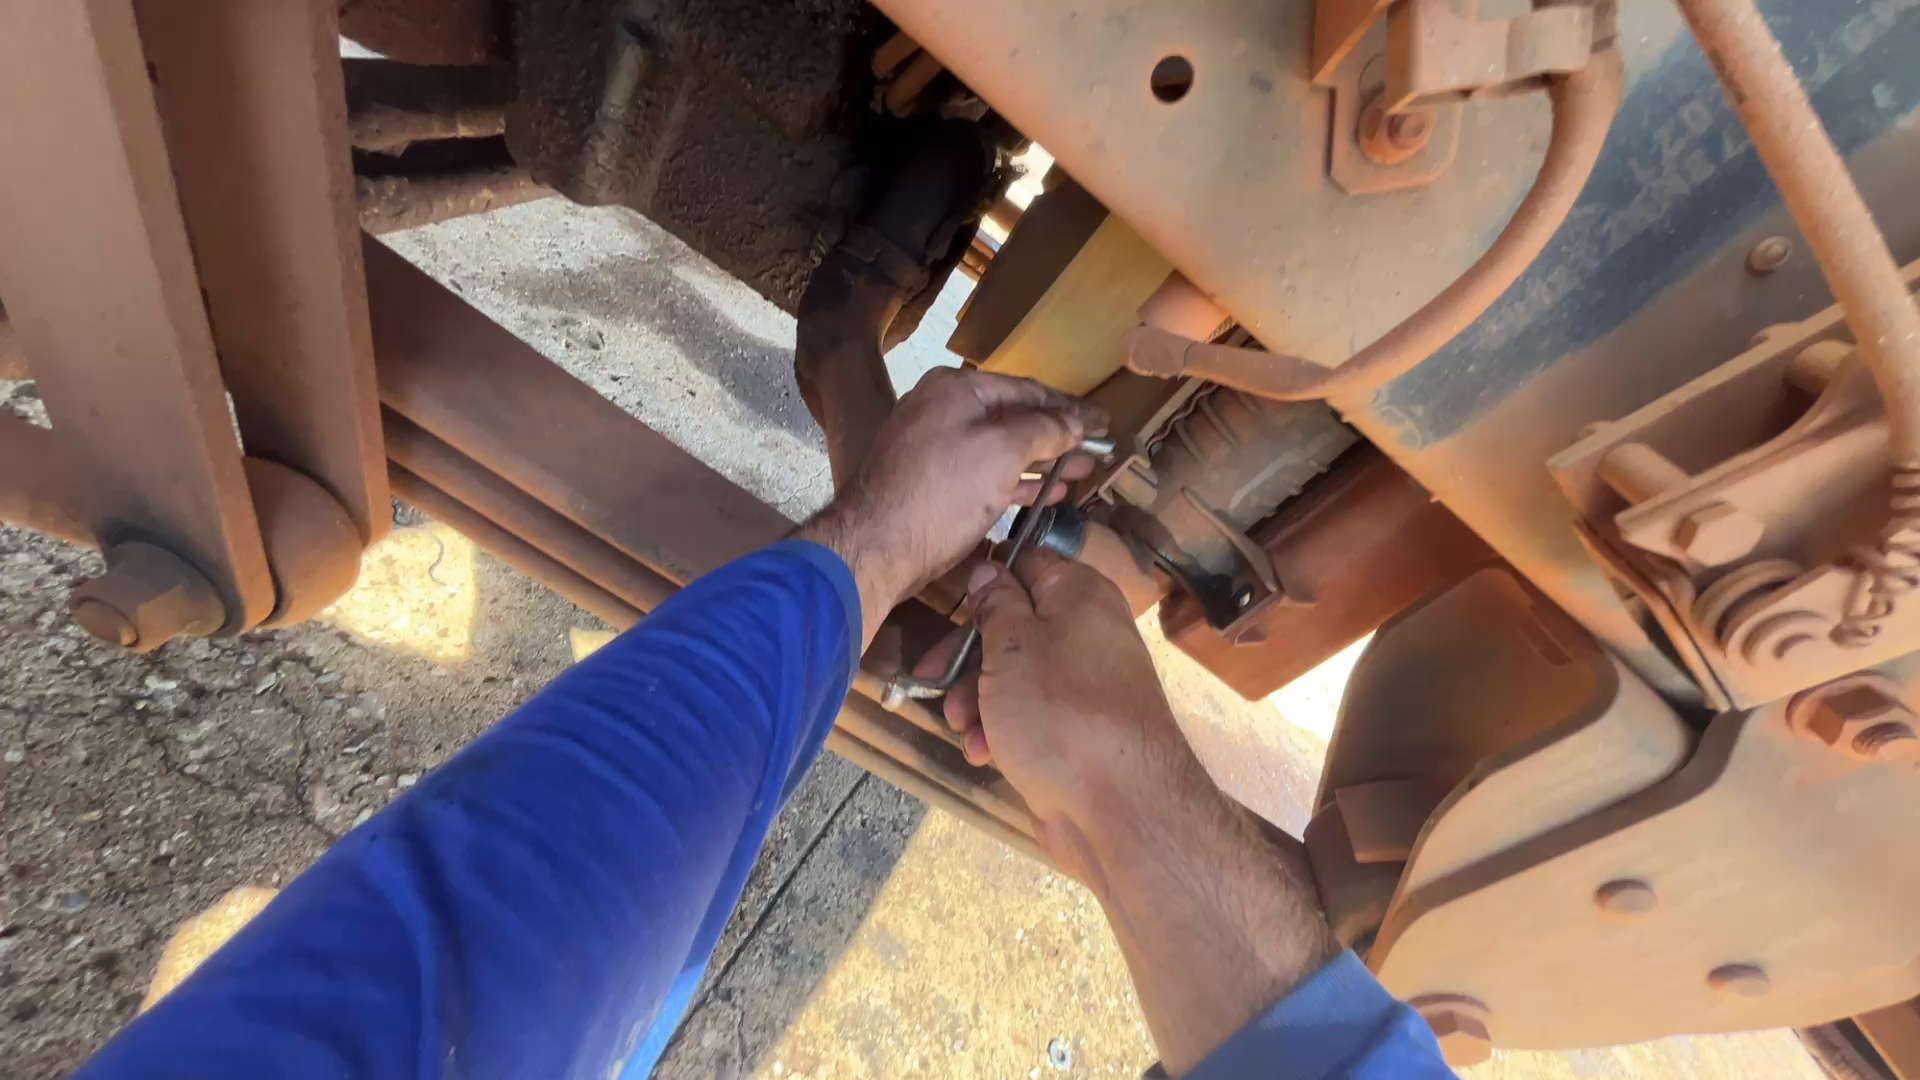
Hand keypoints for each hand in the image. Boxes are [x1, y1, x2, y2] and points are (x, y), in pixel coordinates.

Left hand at [798, 368, 1105, 644]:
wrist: (877, 547)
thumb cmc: (942, 491)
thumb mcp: (1001, 451)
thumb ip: (1043, 429)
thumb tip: (1075, 422)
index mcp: (956, 388)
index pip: (1027, 390)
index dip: (1070, 407)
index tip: (1105, 422)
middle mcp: (944, 410)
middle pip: (1015, 418)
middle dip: (1060, 435)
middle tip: (1100, 448)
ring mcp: (937, 449)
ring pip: (1003, 449)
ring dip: (1044, 461)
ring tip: (1085, 471)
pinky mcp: (935, 485)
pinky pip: (986, 474)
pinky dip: (1018, 482)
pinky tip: (1049, 493)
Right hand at [919, 550, 1211, 863]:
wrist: (1120, 807)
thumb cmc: (1058, 710)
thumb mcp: (1013, 646)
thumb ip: (997, 604)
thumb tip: (990, 567)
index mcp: (1079, 594)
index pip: (1026, 562)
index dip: (986, 578)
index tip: (950, 601)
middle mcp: (1086, 630)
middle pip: (1013, 624)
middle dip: (968, 655)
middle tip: (930, 676)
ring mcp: (1083, 683)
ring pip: (1015, 673)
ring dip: (978, 698)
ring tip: (961, 727)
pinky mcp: (1075, 728)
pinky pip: (1029, 712)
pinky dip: (1002, 728)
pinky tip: (984, 753)